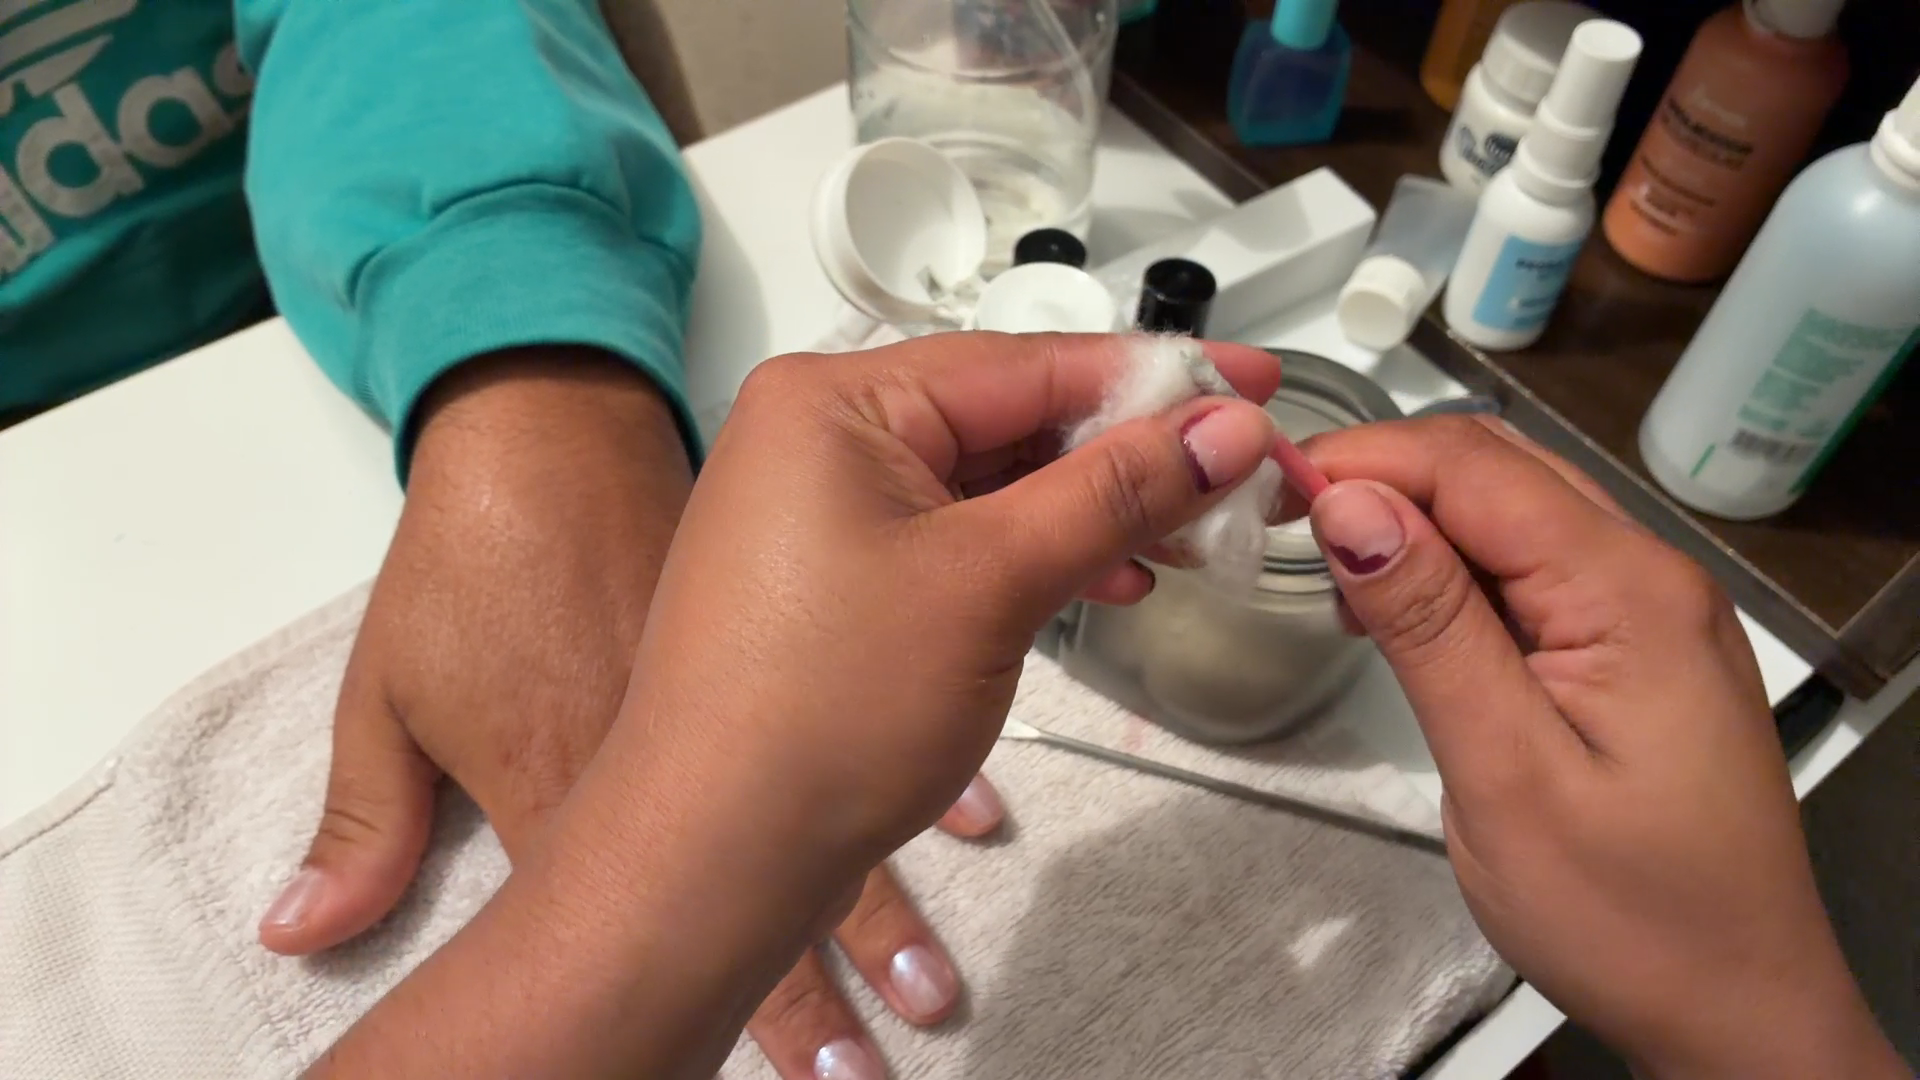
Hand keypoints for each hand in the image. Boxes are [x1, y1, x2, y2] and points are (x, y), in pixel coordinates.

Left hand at [306, 332, 1283, 1077]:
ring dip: (1085, 509)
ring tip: (1176, 542)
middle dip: (1123, 452)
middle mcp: (823, 433)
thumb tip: (1226, 427)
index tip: (1249, 383)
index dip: (1153, 374)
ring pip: (989, 483)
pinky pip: (958, 535)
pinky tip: (1098, 576)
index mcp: (837, 399)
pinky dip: (1031, 551)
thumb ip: (1115, 490)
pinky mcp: (842, 569)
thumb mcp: (992, 581)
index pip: (1026, 363)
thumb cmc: (831, 708)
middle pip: (1009, 419)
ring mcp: (828, 505)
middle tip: (1228, 475)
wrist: (712, 857)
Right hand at [1299, 416, 1903, 1079]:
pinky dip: (1426, 557)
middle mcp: (1636, 570)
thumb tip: (1348, 507)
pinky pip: (1501, 557)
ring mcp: (1624, 601)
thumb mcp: (1503, 765)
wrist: (1727, 1008)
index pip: (1472, 468)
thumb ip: (1428, 623)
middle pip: (1488, 465)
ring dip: (1397, 512)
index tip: (1266, 492)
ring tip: (1327, 568)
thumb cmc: (1621, 908)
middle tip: (1281, 519)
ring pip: (1493, 502)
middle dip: (1374, 472)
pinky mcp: (1599, 635)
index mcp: (1624, 590)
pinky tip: (1385, 602)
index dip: (1362, 460)